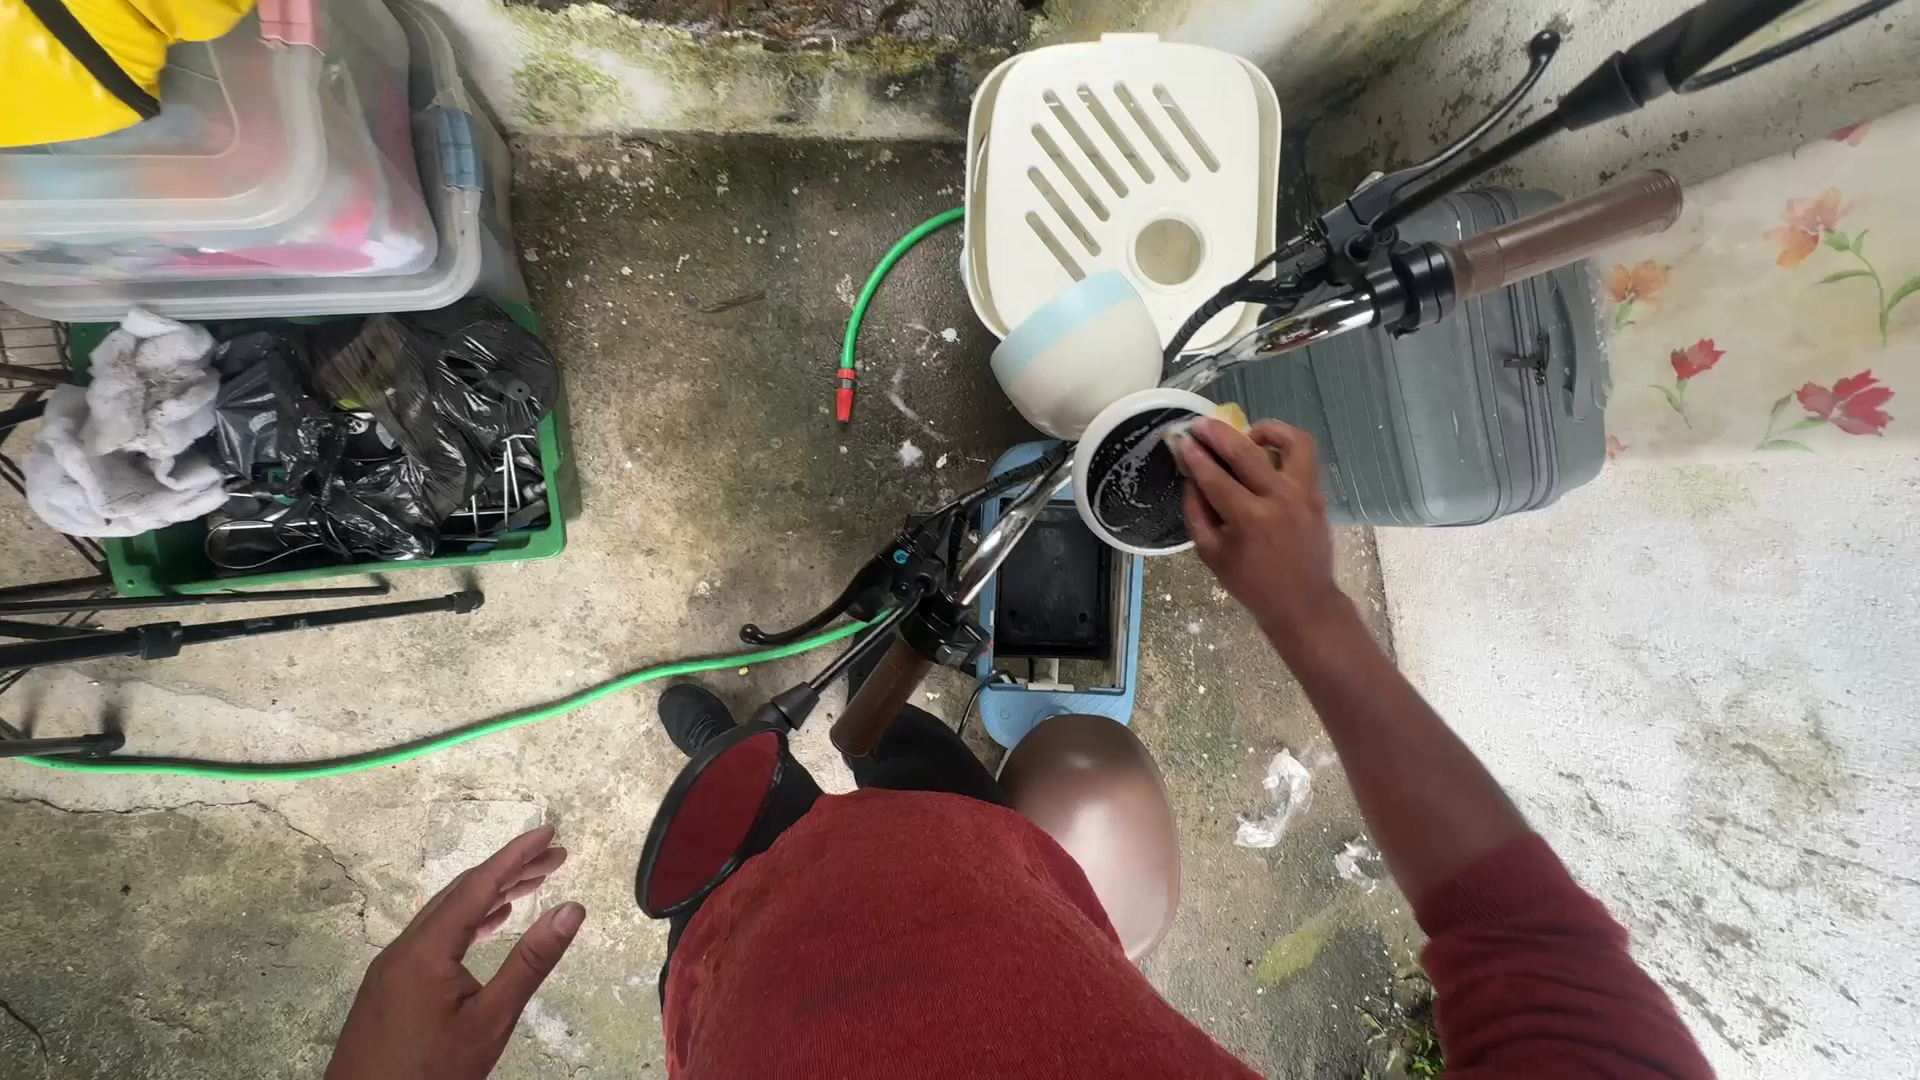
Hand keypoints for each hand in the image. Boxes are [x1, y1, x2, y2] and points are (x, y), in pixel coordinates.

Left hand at [325, 826, 585, 1079]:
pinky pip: (436, 935)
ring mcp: (391, 970)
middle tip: (556, 857)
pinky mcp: (389, 989)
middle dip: (511, 869)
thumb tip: (573, 907)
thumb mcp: (490, 1020)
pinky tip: (494, 921)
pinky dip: (471, 919)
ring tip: (535, 883)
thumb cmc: (430, 1076)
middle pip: (462, 892)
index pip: (478, 885)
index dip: (517, 854)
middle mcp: (402, 950)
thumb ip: (531, 961)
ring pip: (448, 913)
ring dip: (493, 893)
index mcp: (424, 951)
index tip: (550, 831)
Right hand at [1176, 417, 1347, 644]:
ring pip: (1290, 442)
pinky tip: (1266, 449)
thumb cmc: (1250, 582)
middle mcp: (1279, 500)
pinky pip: (1304, 455)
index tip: (1181, 441)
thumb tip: (1190, 478)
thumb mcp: (1211, 553)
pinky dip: (1285, 444)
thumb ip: (1197, 512)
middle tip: (1200, 425)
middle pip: (1246, 453)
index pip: (1215, 478)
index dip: (1195, 457)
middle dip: (1218, 435)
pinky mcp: (1317, 493)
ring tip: (1245, 433)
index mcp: (1249, 520)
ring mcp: (1304, 493)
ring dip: (1264, 430)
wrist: (1302, 602)